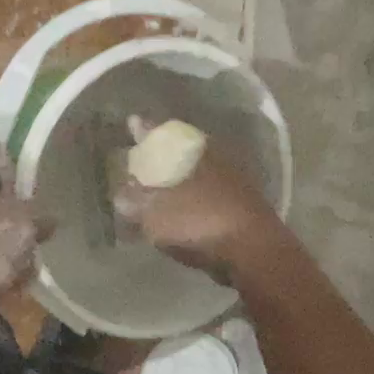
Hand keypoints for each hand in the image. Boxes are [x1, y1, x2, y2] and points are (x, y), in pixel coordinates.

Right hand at [114, 119, 283, 275]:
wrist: (252, 250)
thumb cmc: (199, 222)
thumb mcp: (156, 214)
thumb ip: (135, 203)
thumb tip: (121, 197)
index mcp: (192, 151)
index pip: (162, 134)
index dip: (144, 131)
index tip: (133, 123)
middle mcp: (213, 159)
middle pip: (180, 154)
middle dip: (160, 159)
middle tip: (141, 164)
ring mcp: (230, 183)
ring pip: (194, 176)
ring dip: (175, 184)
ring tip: (156, 192)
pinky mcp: (238, 208)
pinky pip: (204, 199)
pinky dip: (188, 204)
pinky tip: (178, 216)